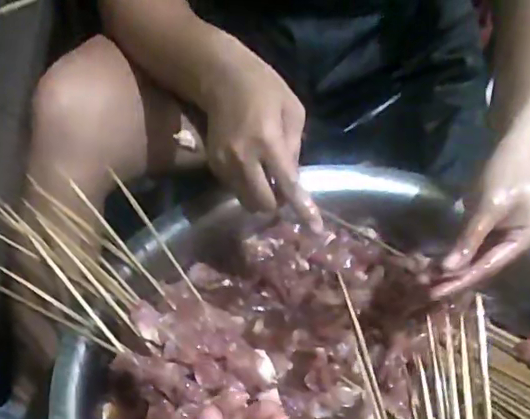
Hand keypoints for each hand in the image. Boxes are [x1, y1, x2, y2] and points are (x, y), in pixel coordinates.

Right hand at [198, 41, 321, 228]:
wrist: (221, 80)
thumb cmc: (264, 88)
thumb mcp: (292, 110)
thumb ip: (294, 147)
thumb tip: (291, 180)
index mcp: (268, 141)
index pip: (287, 184)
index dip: (302, 208)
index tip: (315, 228)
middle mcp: (244, 159)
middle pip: (262, 204)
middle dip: (275, 204)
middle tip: (282, 191)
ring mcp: (226, 166)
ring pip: (247, 201)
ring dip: (260, 196)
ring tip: (265, 176)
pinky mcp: (214, 168)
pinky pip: (235, 190)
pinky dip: (247, 186)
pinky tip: (250, 167)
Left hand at [431, 134, 529, 298]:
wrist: (513, 140)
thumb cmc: (507, 170)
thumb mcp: (489, 207)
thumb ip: (470, 239)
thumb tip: (449, 269)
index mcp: (524, 239)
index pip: (487, 267)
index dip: (459, 282)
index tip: (434, 294)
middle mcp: (516, 242)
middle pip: (480, 267)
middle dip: (452, 279)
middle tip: (423, 291)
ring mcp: (503, 236)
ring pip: (472, 260)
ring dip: (449, 271)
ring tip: (423, 281)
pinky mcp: (490, 229)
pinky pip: (469, 249)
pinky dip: (452, 257)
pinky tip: (433, 266)